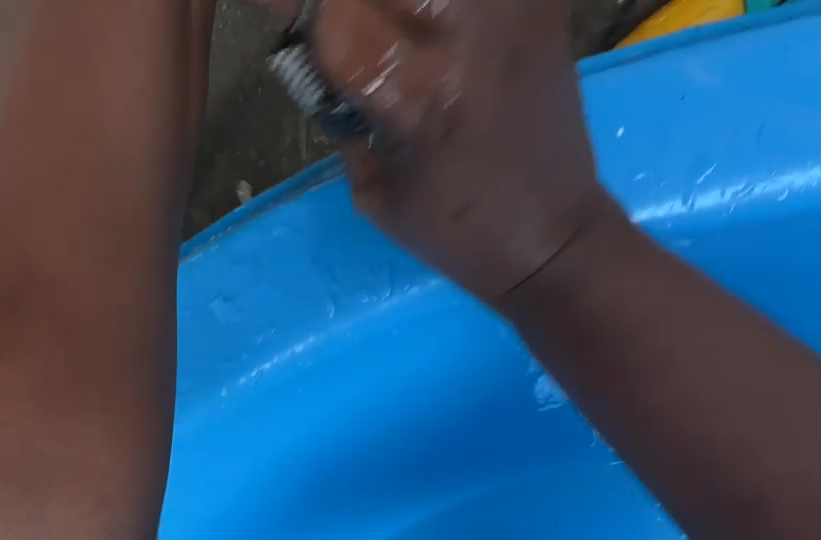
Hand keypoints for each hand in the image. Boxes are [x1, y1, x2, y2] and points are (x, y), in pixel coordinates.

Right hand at [257, 0, 619, 301]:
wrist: (552, 235)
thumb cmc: (454, 233)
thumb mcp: (376, 192)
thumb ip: (344, 114)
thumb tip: (315, 44)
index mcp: (417, 97)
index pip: (333, 14)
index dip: (291, 5)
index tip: (269, 4)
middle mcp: (466, 36)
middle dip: (349, 5)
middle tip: (339, 24)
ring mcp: (511, 7)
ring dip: (400, 7)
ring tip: (386, 29)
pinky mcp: (541, 2)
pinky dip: (441, 9)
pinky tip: (429, 24)